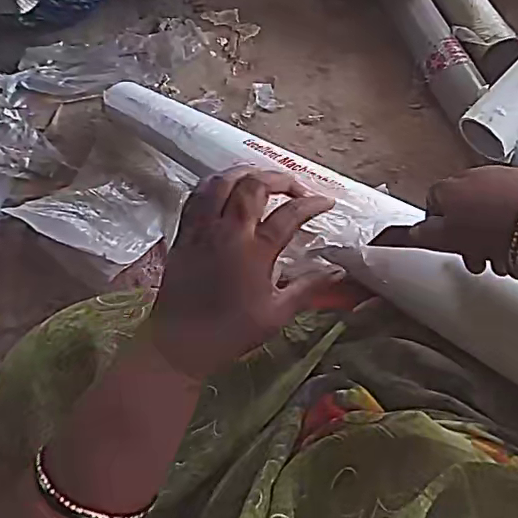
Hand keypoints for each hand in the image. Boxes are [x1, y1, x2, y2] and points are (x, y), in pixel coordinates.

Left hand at [150, 167, 335, 380]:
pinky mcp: (184, 232)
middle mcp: (227, 232)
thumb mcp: (277, 314)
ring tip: (262, 179)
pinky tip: (227, 189)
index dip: (312, 203)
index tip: (326, 202)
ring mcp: (202, 229)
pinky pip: (198, 195)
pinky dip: (216, 184)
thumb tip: (339, 271)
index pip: (289, 214)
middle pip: (254, 185)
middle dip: (280, 179)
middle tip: (296, 188)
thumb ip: (309, 288)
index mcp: (254, 252)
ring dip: (246, 173)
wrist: (179, 345)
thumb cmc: (231, 332)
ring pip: (222, 182)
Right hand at [371, 166, 517, 273]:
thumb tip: (409, 232)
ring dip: (489, 236)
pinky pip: (509, 207)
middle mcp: (469, 176)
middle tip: (478, 261)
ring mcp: (498, 177)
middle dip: (467, 238)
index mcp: (446, 188)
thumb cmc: (492, 228)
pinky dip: (510, 225)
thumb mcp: (448, 238)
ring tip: (502, 259)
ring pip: (486, 211)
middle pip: (461, 210)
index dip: (440, 231)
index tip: (451, 248)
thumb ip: (424, 235)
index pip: (432, 207)